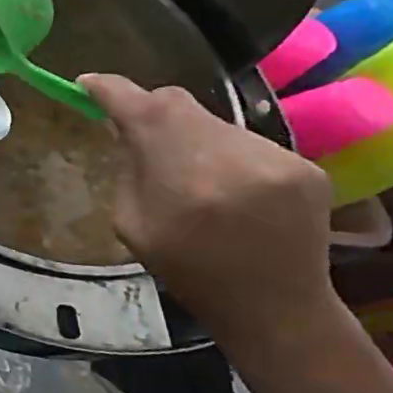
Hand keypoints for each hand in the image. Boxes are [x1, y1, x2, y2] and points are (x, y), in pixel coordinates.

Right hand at [80, 74, 335, 340]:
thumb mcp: (132, 224)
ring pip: (214, 122)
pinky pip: (249, 142)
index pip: (134, 105)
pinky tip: (236, 190)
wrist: (273, 307)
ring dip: (195, 137)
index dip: (106, 89)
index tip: (88, 85)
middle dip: (152, 112)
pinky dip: (232, 157)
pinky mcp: (304, 166)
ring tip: (198, 178)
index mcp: (176, 174)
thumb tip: (125, 127)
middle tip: (144, 138)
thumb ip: (128, 168)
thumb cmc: (188, 270)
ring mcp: (271, 156)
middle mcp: (226, 153)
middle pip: (176, 102)